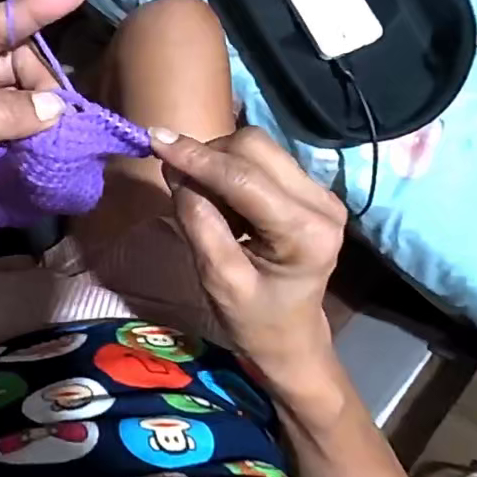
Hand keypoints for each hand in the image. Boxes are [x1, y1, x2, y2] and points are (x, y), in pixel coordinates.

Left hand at [0, 0, 86, 243]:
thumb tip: (56, 106)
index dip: (30, 8)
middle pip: (10, 55)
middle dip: (39, 72)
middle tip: (61, 104)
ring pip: (22, 88)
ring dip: (46, 101)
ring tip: (60, 123)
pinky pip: (25, 120)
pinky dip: (45, 124)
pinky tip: (59, 131)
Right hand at [148, 126, 347, 378]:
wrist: (290, 336)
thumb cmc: (253, 319)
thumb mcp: (218, 281)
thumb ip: (198, 224)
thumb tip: (176, 171)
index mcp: (305, 233)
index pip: (244, 179)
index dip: (197, 157)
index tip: (155, 140)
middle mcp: (321, 202)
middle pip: (254, 147)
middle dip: (208, 156)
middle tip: (180, 184)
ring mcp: (320, 191)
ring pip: (257, 146)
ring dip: (218, 162)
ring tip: (206, 200)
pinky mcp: (309, 187)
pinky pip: (261, 158)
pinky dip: (230, 169)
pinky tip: (225, 201)